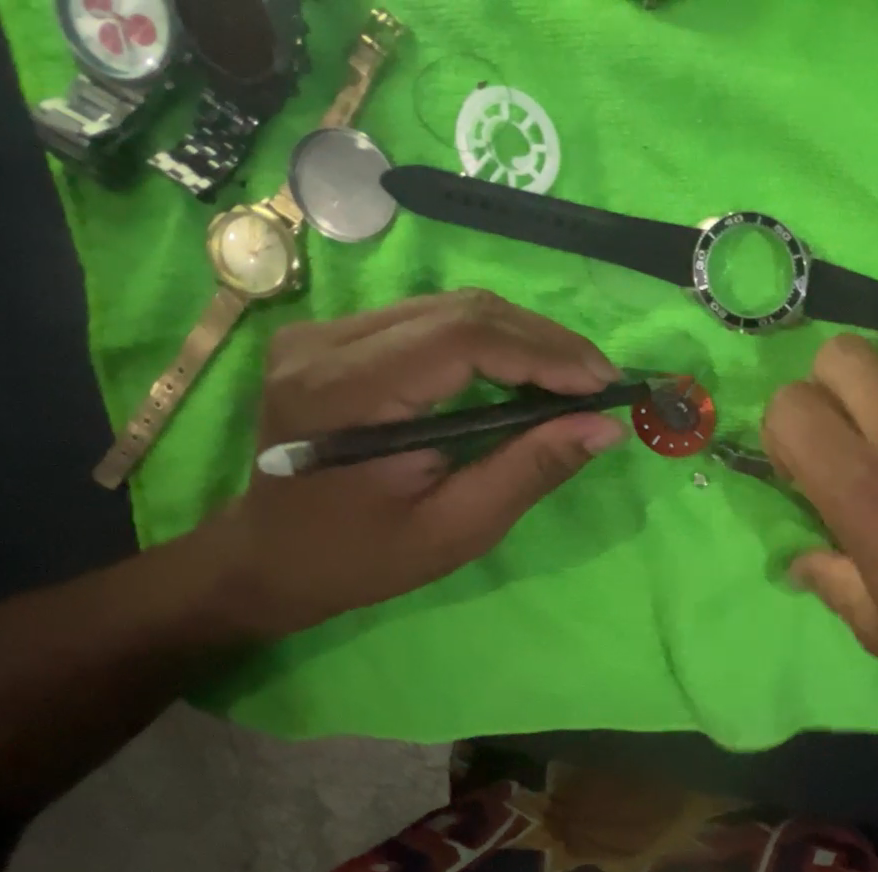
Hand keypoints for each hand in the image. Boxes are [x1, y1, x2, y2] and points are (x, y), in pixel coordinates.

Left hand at [203, 290, 627, 636]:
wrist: (270, 557)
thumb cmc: (362, 556)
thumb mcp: (457, 528)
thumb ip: (530, 470)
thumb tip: (607, 427)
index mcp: (345, 394)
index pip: (461, 339)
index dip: (544, 353)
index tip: (605, 386)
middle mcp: (326, 344)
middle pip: (461, 311)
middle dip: (547, 342)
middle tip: (602, 383)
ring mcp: (327, 333)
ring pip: (453, 307)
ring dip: (526, 338)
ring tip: (576, 379)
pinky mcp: (339, 338)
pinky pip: (435, 320)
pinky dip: (495, 341)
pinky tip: (528, 372)